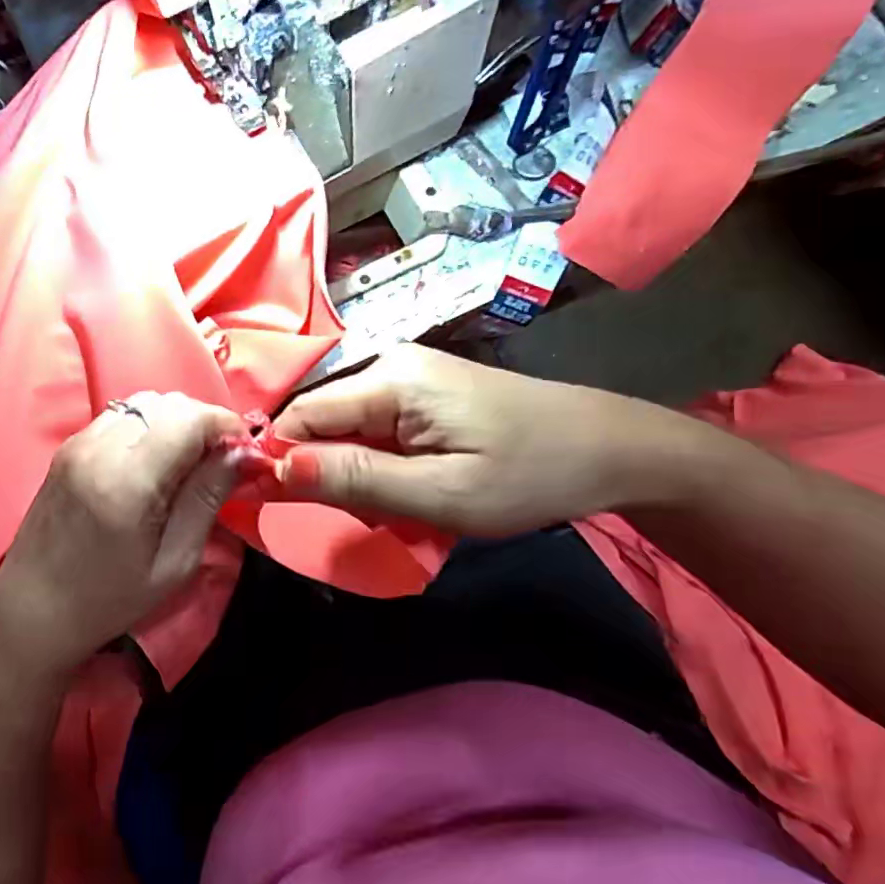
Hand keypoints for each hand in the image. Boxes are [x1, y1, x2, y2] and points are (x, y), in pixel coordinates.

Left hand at [0, 393, 246, 680]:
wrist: (32, 610)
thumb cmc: (110, 599)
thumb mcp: (175, 561)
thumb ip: (208, 496)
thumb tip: (242, 452)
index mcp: (127, 480)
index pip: (190, 418)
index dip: (226, 425)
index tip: (244, 454)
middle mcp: (99, 448)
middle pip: (169, 403)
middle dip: (204, 423)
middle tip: (220, 462)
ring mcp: (79, 442)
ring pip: (145, 403)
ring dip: (177, 422)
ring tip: (188, 462)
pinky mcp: (69, 446)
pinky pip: (121, 415)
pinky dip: (150, 426)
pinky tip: (154, 462)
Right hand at [272, 344, 710, 535]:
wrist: (611, 450)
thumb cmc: (529, 475)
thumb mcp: (441, 493)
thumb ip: (355, 479)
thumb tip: (275, 468)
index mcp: (389, 379)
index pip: (301, 415)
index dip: (278, 459)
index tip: (273, 509)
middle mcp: (389, 366)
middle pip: (321, 421)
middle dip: (323, 471)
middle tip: (356, 518)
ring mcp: (408, 377)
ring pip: (346, 429)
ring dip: (353, 473)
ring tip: (390, 508)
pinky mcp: (423, 394)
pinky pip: (374, 430)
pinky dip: (377, 465)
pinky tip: (406, 490)